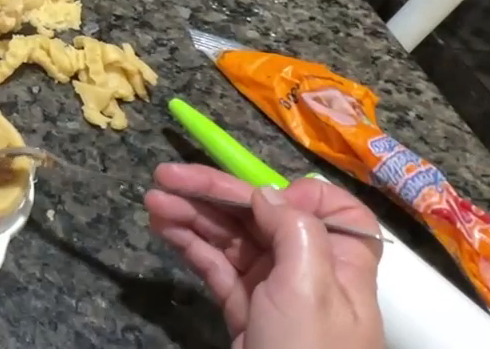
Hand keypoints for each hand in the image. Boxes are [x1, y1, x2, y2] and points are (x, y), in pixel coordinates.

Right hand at [145, 163, 383, 348]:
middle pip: (263, 216)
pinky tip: (163, 229)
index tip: (259, 193)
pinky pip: (215, 265)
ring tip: (151, 203)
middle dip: (214, 192)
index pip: (336, 215)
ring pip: (232, 238)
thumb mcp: (310, 291)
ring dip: (192, 215)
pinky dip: (189, 244)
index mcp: (338, 266)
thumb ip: (293, 230)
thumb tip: (266, 195)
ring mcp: (274, 294)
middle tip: (165, 176)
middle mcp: (308, 273)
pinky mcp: (244, 313)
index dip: (301, 194)